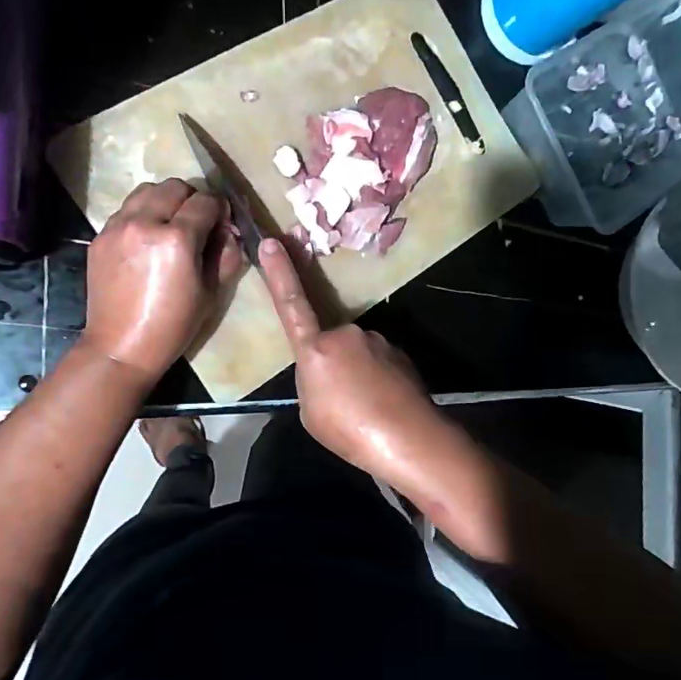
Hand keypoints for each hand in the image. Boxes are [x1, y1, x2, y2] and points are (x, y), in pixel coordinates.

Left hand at [84, 179, 244, 383]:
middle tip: (197, 223)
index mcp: (177, 238)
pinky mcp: (100, 236)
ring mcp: (117, 227)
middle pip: (175, 186)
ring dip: (164, 201)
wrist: (121, 347)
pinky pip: (126, 209)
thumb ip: (226, 254)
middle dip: (192, 199)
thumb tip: (229, 231)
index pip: (205, 201)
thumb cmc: (173, 326)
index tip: (222, 224)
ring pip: (146, 190)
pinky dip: (142, 214)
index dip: (219, 210)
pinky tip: (147, 240)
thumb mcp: (212, 293)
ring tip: (170, 226)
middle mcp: (144, 222)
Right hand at [258, 238, 463, 495]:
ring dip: (356, 375)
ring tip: (364, 410)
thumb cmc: (348, 429)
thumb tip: (324, 372)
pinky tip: (383, 406)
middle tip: (340, 402)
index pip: (291, 304)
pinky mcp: (399, 353)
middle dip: (330, 365)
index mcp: (316, 349)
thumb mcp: (310, 411)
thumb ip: (311, 381)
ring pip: (356, 354)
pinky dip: (377, 381)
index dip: (279, 273)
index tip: (272, 241)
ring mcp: (377, 341)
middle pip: (329, 343)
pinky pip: (378, 363)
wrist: (408, 438)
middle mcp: (347, 334)